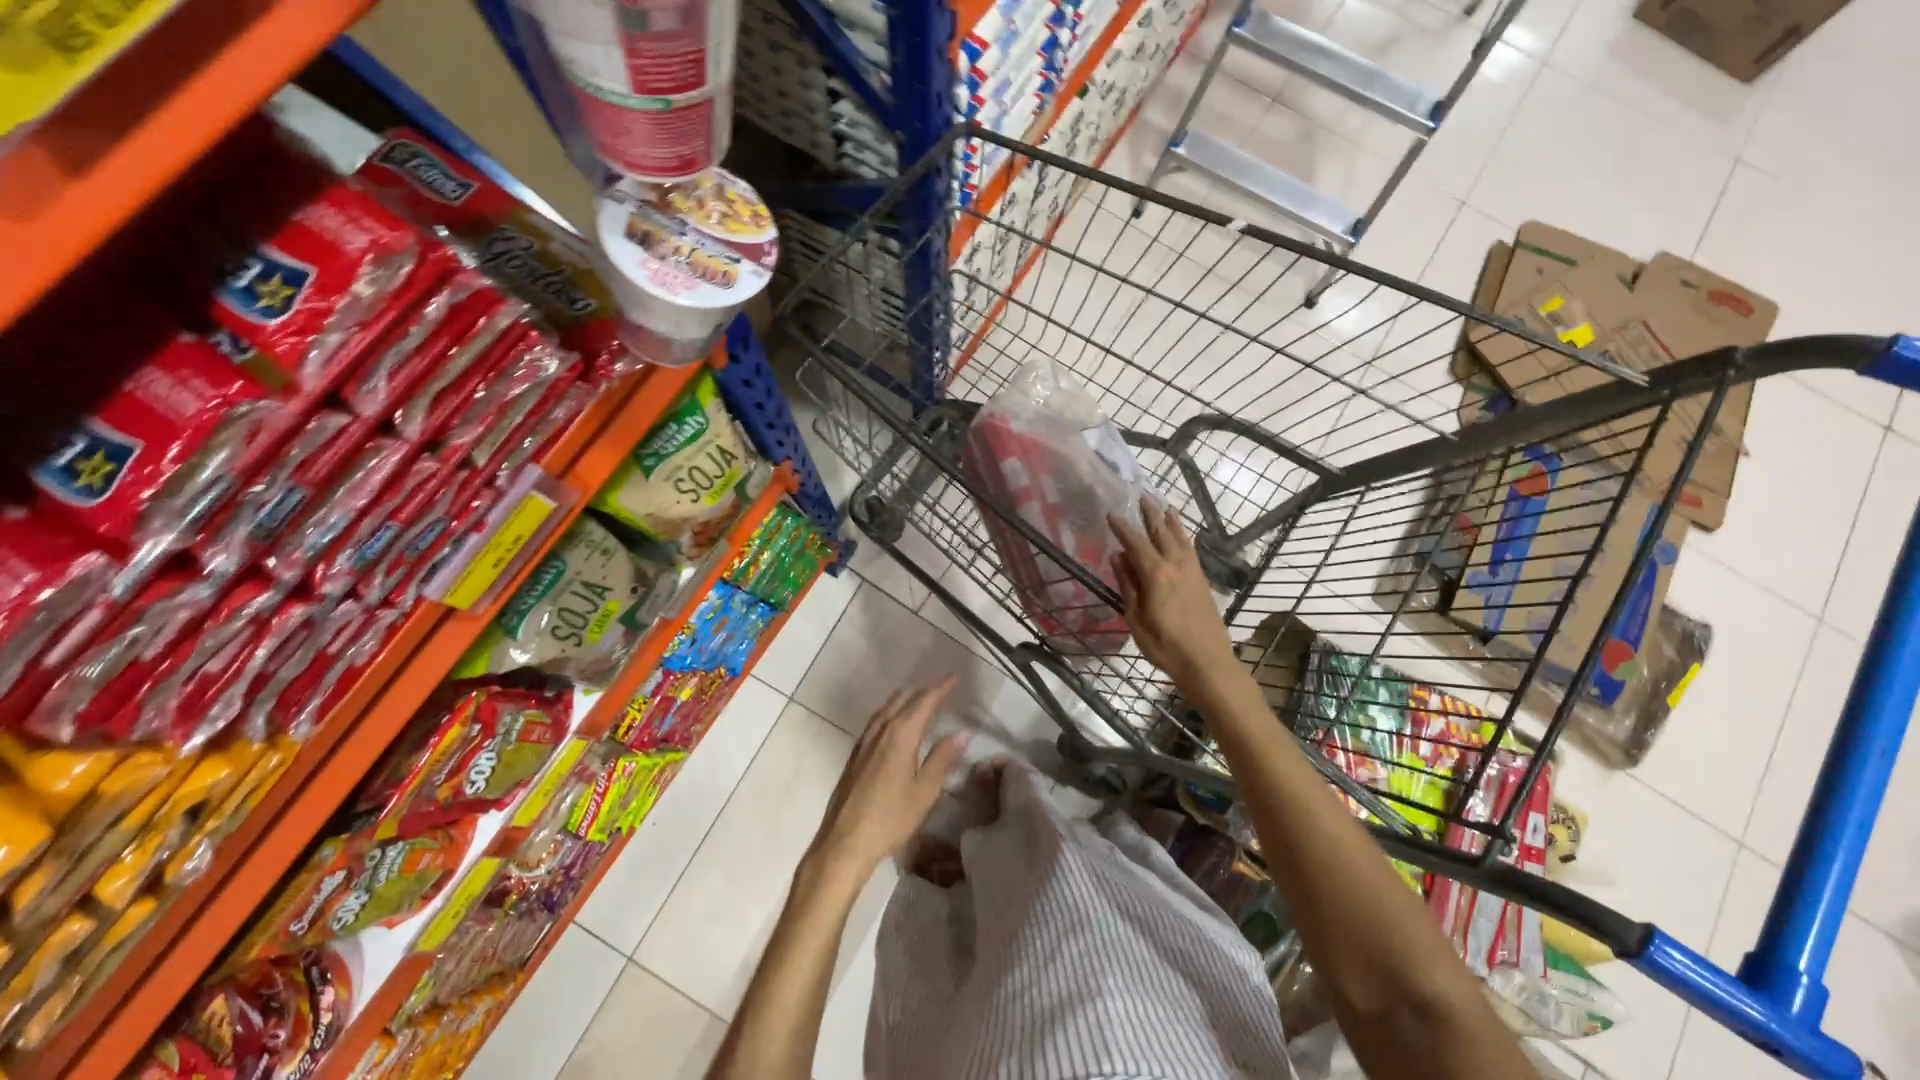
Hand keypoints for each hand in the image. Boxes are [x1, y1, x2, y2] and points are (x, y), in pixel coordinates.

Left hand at [807, 677, 967, 880]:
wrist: (845, 841)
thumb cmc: (891, 819)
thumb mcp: (924, 792)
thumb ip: (942, 759)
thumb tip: (961, 733)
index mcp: (900, 736)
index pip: (924, 702)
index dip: (941, 688)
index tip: (956, 678)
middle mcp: (880, 731)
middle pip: (903, 699)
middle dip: (924, 690)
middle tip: (943, 688)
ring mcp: (864, 742)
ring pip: (887, 708)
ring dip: (905, 699)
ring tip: (921, 698)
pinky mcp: (855, 755)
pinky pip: (876, 721)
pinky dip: (891, 712)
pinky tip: (894, 723)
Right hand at [1109, 496, 1237, 686]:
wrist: (1206, 661)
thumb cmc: (1164, 645)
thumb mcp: (1136, 618)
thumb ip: (1127, 585)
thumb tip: (1117, 556)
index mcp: (1155, 574)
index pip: (1136, 543)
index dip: (1123, 527)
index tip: (1111, 513)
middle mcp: (1175, 566)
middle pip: (1161, 533)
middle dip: (1150, 514)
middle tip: (1142, 496)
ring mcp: (1192, 572)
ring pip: (1180, 538)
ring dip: (1171, 521)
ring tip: (1165, 507)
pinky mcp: (1203, 581)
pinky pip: (1192, 551)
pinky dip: (1186, 538)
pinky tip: (1185, 535)